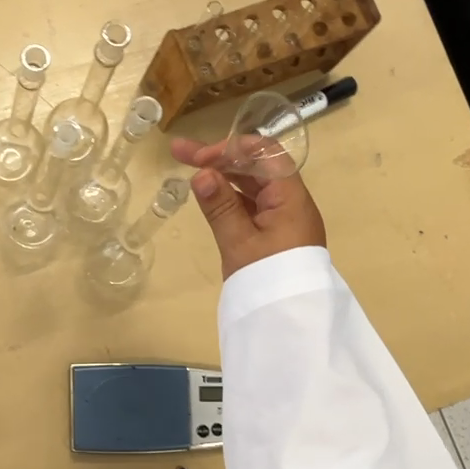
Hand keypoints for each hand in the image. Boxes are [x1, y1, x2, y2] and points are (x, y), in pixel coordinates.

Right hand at [170, 136, 326, 279]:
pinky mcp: (275, 234)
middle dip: (220, 157)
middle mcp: (290, 201)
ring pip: (253, 185)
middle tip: (179, 153)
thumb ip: (220, 206)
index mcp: (289, 196)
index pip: (263, 152)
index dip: (229, 149)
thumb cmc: (267, 279)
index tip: (198, 159)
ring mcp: (283, 217)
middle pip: (256, 166)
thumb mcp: (239, 243)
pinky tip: (211, 196)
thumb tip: (201, 174)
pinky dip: (232, 197)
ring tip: (191, 170)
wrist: (290, 319)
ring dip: (224, 175)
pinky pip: (253, 205)